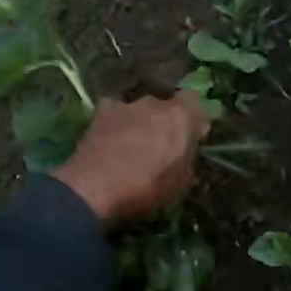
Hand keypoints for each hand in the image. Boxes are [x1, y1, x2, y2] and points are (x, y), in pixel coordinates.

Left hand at [51, 93, 209, 224]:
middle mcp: (155, 103)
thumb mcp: (181, 184)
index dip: (193, 118)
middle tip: (162, 145)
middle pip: (166, 106)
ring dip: (141, 123)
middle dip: (166, 122)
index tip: (192, 137)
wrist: (95, 188)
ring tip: (133, 146)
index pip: (194, 101)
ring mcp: (126, 105)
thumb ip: (188, 162)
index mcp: (181, 116)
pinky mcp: (100, 113)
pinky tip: (111, 141)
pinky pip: (115, 113)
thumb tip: (187, 156)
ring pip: (140, 110)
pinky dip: (116, 123)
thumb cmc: (148, 188)